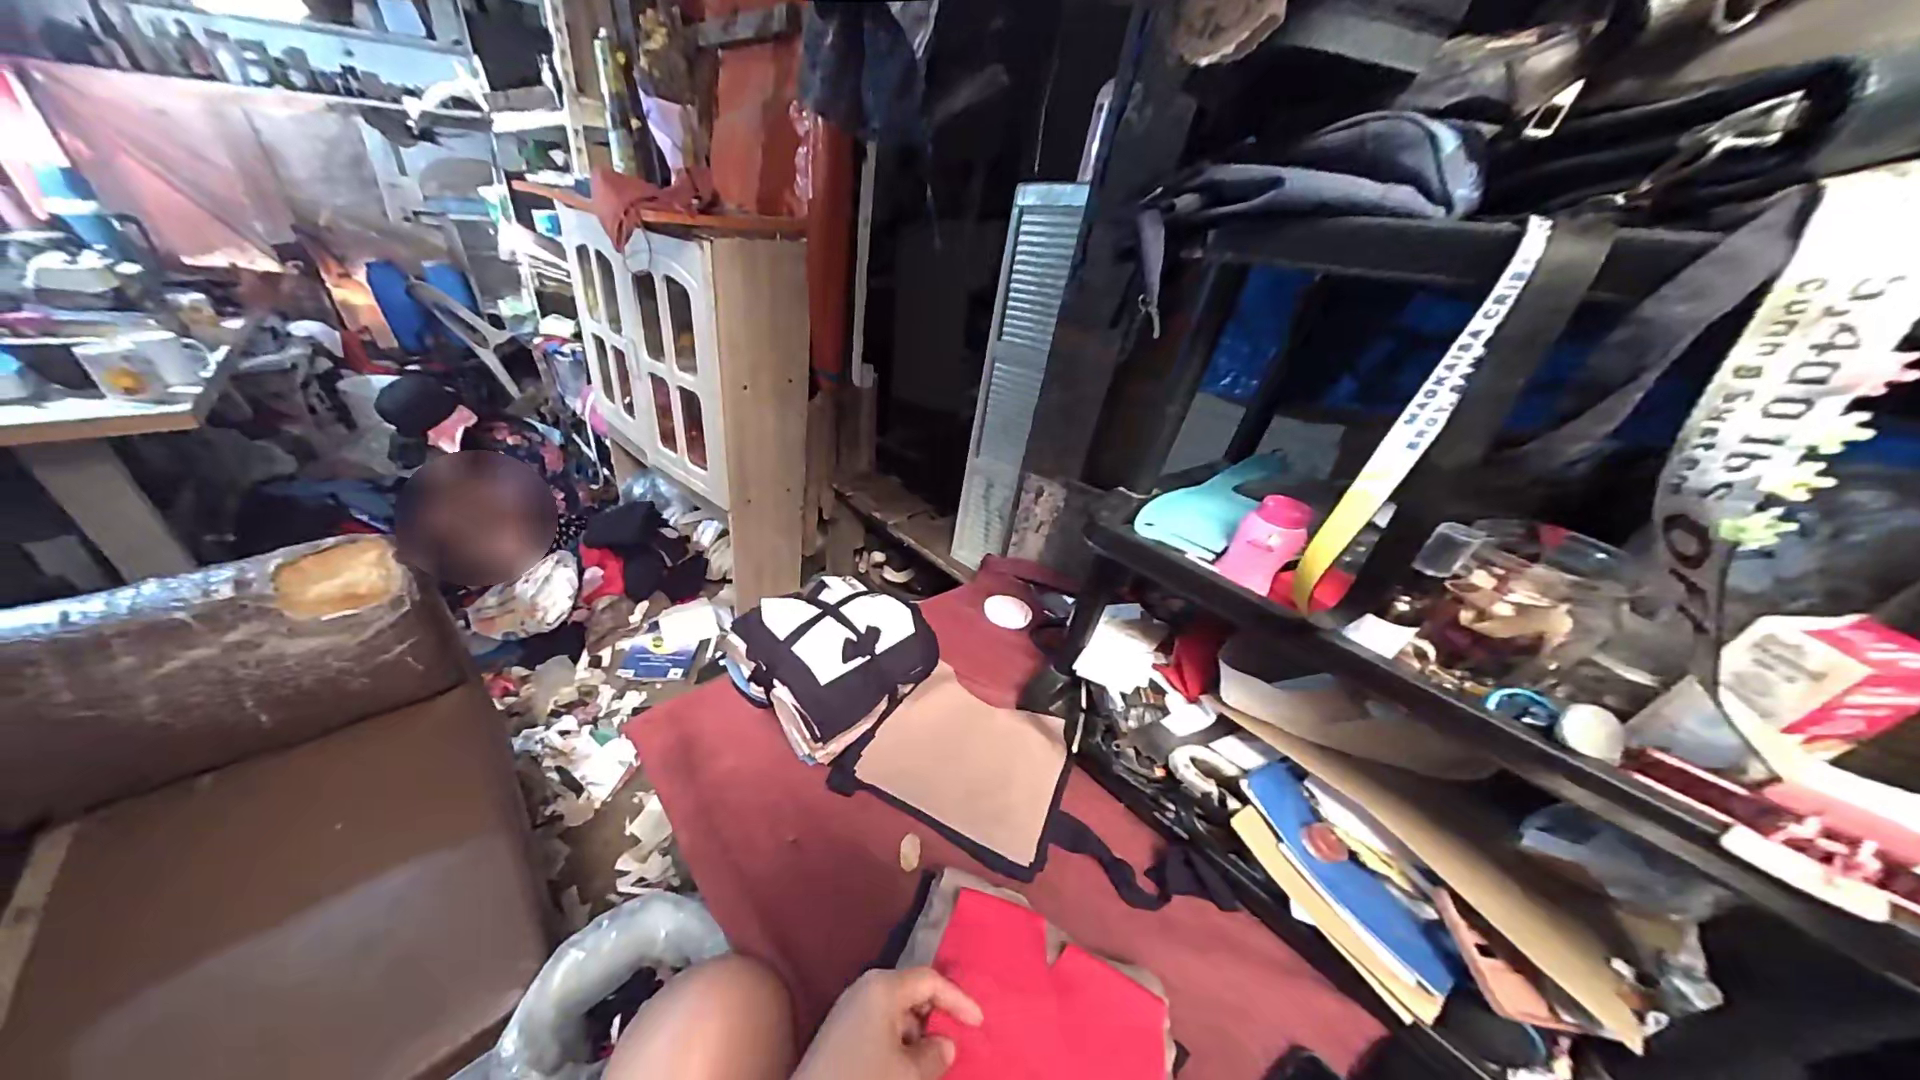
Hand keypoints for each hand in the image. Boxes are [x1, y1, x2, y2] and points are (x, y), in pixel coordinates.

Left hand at [792, 967, 983, 1079]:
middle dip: (934, 1018)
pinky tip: (901, 1069)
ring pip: (895, 1012)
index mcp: (883, 987)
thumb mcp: (907, 1075)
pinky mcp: (838, 1031)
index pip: (930, 981)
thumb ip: (934, 1055)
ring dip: (915, 1035)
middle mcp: (865, 987)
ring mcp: (849, 1008)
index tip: (978, 1024)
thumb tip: (945, 1043)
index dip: (958, 1000)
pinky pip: (879, 1025)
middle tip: (950, 1046)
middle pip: (912, 992)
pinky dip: (896, 1042)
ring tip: (925, 1065)